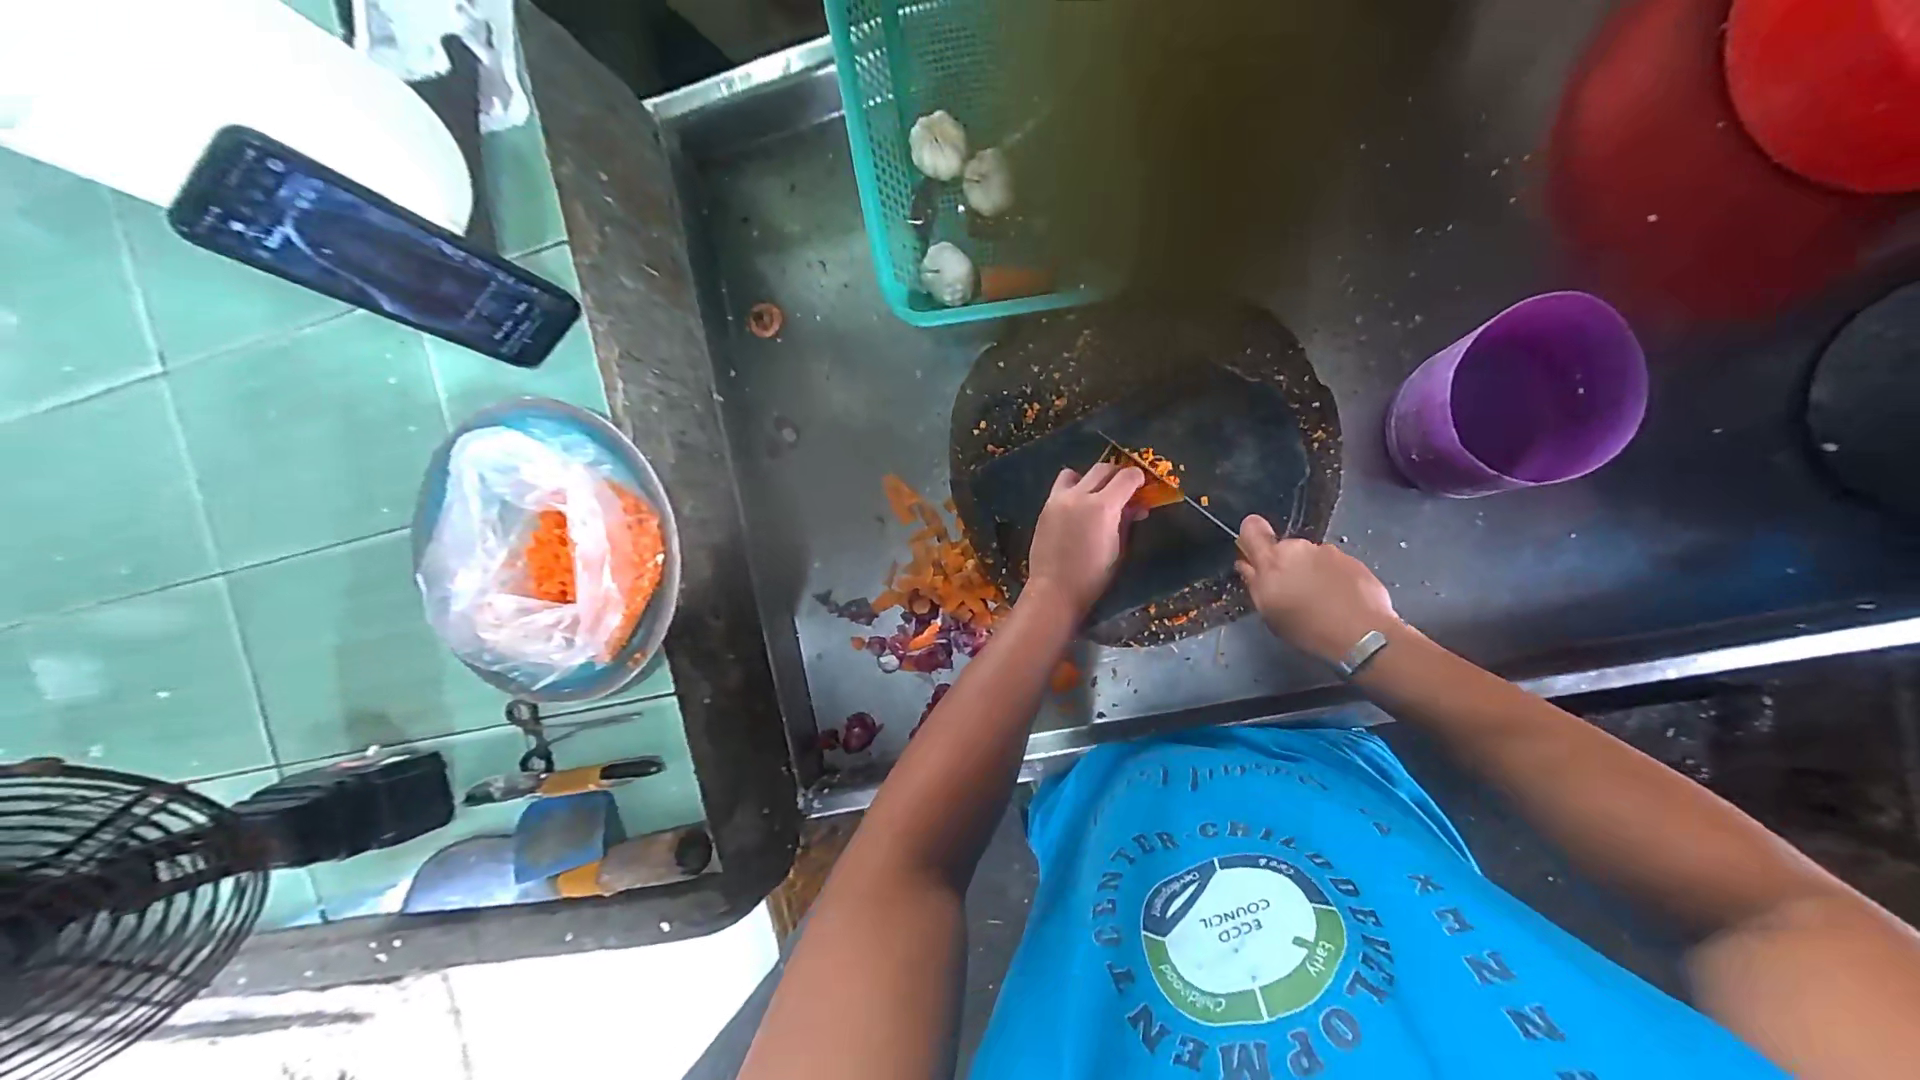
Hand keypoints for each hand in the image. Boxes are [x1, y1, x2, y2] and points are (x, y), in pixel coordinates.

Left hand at [1025, 463, 1146, 615]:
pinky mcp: (1045, 508)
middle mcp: (1079, 496)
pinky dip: (1073, 490)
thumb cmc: (1093, 577)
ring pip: (1077, 473)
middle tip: (1123, 490)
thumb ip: (1126, 521)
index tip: (1142, 485)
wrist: (1054, 590)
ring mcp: (1058, 500)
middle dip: (1117, 475)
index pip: (1126, 477)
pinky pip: (1061, 488)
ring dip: (1090, 479)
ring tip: (1096, 496)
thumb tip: (1136, 506)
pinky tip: (1078, 509)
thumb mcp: (1119, 549)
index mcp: (1103, 507)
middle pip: (1102, 469)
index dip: (1138, 478)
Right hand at [1235, 515, 1402, 662]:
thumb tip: (1245, 565)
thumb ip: (1254, 583)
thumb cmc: (1307, 627)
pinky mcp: (1352, 559)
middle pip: (1284, 548)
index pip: (1251, 528)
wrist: (1363, 634)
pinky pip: (1333, 564)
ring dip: (1310, 571)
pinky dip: (1332, 577)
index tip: (1255, 554)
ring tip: (1321, 600)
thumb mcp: (1269, 613)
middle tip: (1293, 592)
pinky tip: (1340, 599)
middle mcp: (1298, 548)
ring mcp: (1327, 551)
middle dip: (1286, 565)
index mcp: (1271, 560)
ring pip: (1310, 557)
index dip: (1250, 535)